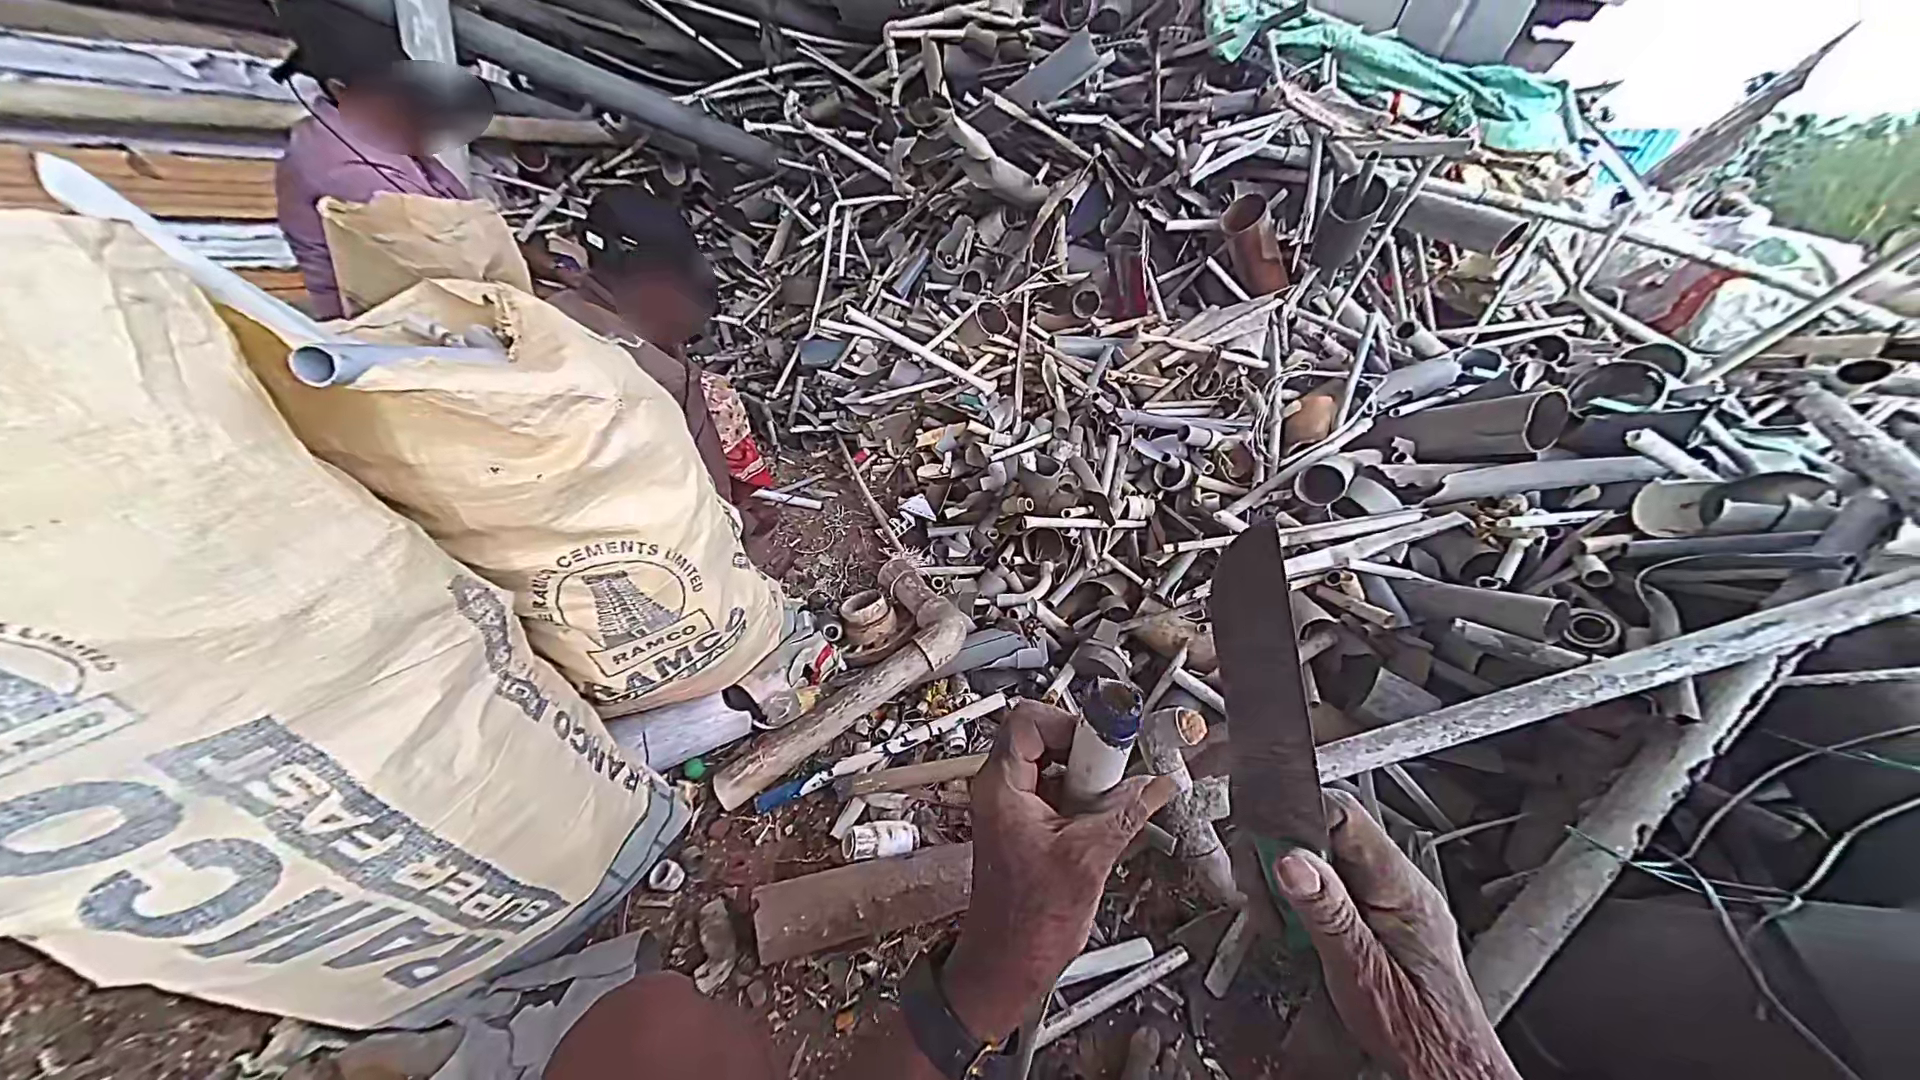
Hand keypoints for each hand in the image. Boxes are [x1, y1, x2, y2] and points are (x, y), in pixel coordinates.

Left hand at [940, 700, 1174, 1041]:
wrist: (1009, 963)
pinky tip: (1100, 822)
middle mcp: (1000, 787)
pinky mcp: (1026, 818)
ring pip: (1054, 760)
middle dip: (1085, 751)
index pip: (1028, 719)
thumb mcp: (1087, 859)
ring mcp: (1012, 802)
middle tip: (1112, 774)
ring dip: (1088, 776)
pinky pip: (1058, 786)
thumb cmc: (1028, 924)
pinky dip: (1083, 796)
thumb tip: (1156, 784)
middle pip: (1043, 735)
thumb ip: (1125, 812)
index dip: (1069, 723)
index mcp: (1001, 786)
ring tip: (1107, 805)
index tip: (1105, 744)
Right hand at [1271, 789, 1519, 1079]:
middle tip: (1262, 894)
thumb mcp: (1363, 976)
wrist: (1449, 1077)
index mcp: (1401, 886)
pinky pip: (1319, 878)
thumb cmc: (1421, 1041)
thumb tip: (1290, 859)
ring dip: (1281, 878)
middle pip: (1320, 829)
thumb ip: (1327, 914)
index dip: (1295, 819)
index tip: (1264, 850)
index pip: (1342, 813)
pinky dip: (1292, 895)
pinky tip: (1288, 924)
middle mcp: (1394, 881)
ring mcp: (1381, 894)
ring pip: (1314, 853)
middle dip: (1278, 855)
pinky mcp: (1367, 909)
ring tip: (1275, 918)